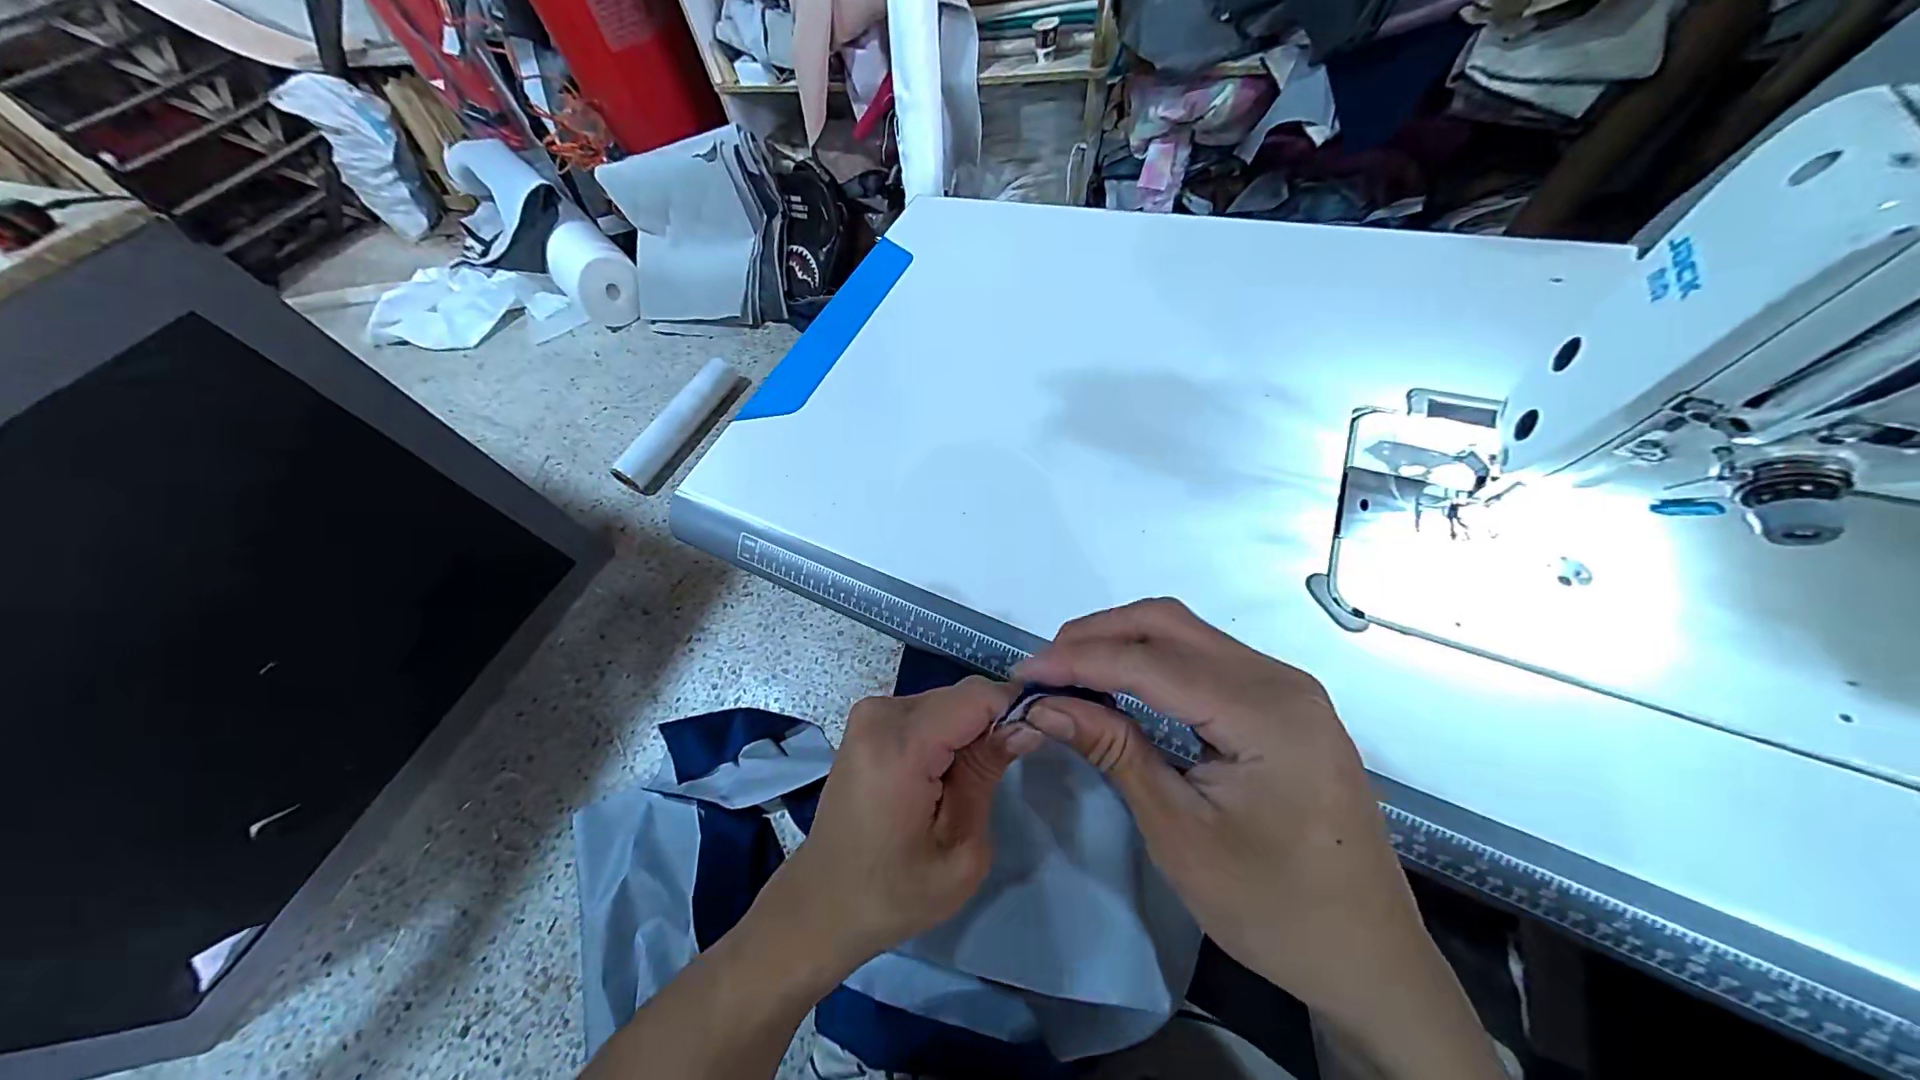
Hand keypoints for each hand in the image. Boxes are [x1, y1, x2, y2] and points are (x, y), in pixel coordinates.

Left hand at [762, 676, 1044, 971]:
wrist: (823, 904)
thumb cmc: (893, 893)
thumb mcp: (962, 849)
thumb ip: (989, 773)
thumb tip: (1027, 723)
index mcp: (900, 746)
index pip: (977, 697)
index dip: (1014, 711)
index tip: (1035, 742)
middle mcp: (880, 714)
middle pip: (961, 697)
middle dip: (990, 727)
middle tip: (995, 779)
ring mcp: (869, 714)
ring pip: (946, 701)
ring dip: (967, 734)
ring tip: (962, 786)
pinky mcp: (867, 722)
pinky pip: (925, 711)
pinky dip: (945, 735)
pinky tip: (939, 777)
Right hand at [1015, 599, 1500, 1079]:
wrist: (1366, 957)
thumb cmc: (1270, 906)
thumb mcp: (1178, 831)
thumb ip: (1113, 750)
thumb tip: (1045, 705)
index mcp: (1264, 711)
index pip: (1150, 661)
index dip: (1079, 660)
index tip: (1024, 672)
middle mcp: (1280, 679)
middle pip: (1170, 624)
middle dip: (1097, 636)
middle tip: (1044, 668)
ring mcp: (1287, 687)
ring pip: (1188, 634)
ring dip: (1123, 642)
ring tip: (1070, 672)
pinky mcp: (1283, 703)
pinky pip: (1207, 659)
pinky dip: (1154, 661)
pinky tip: (1121, 683)